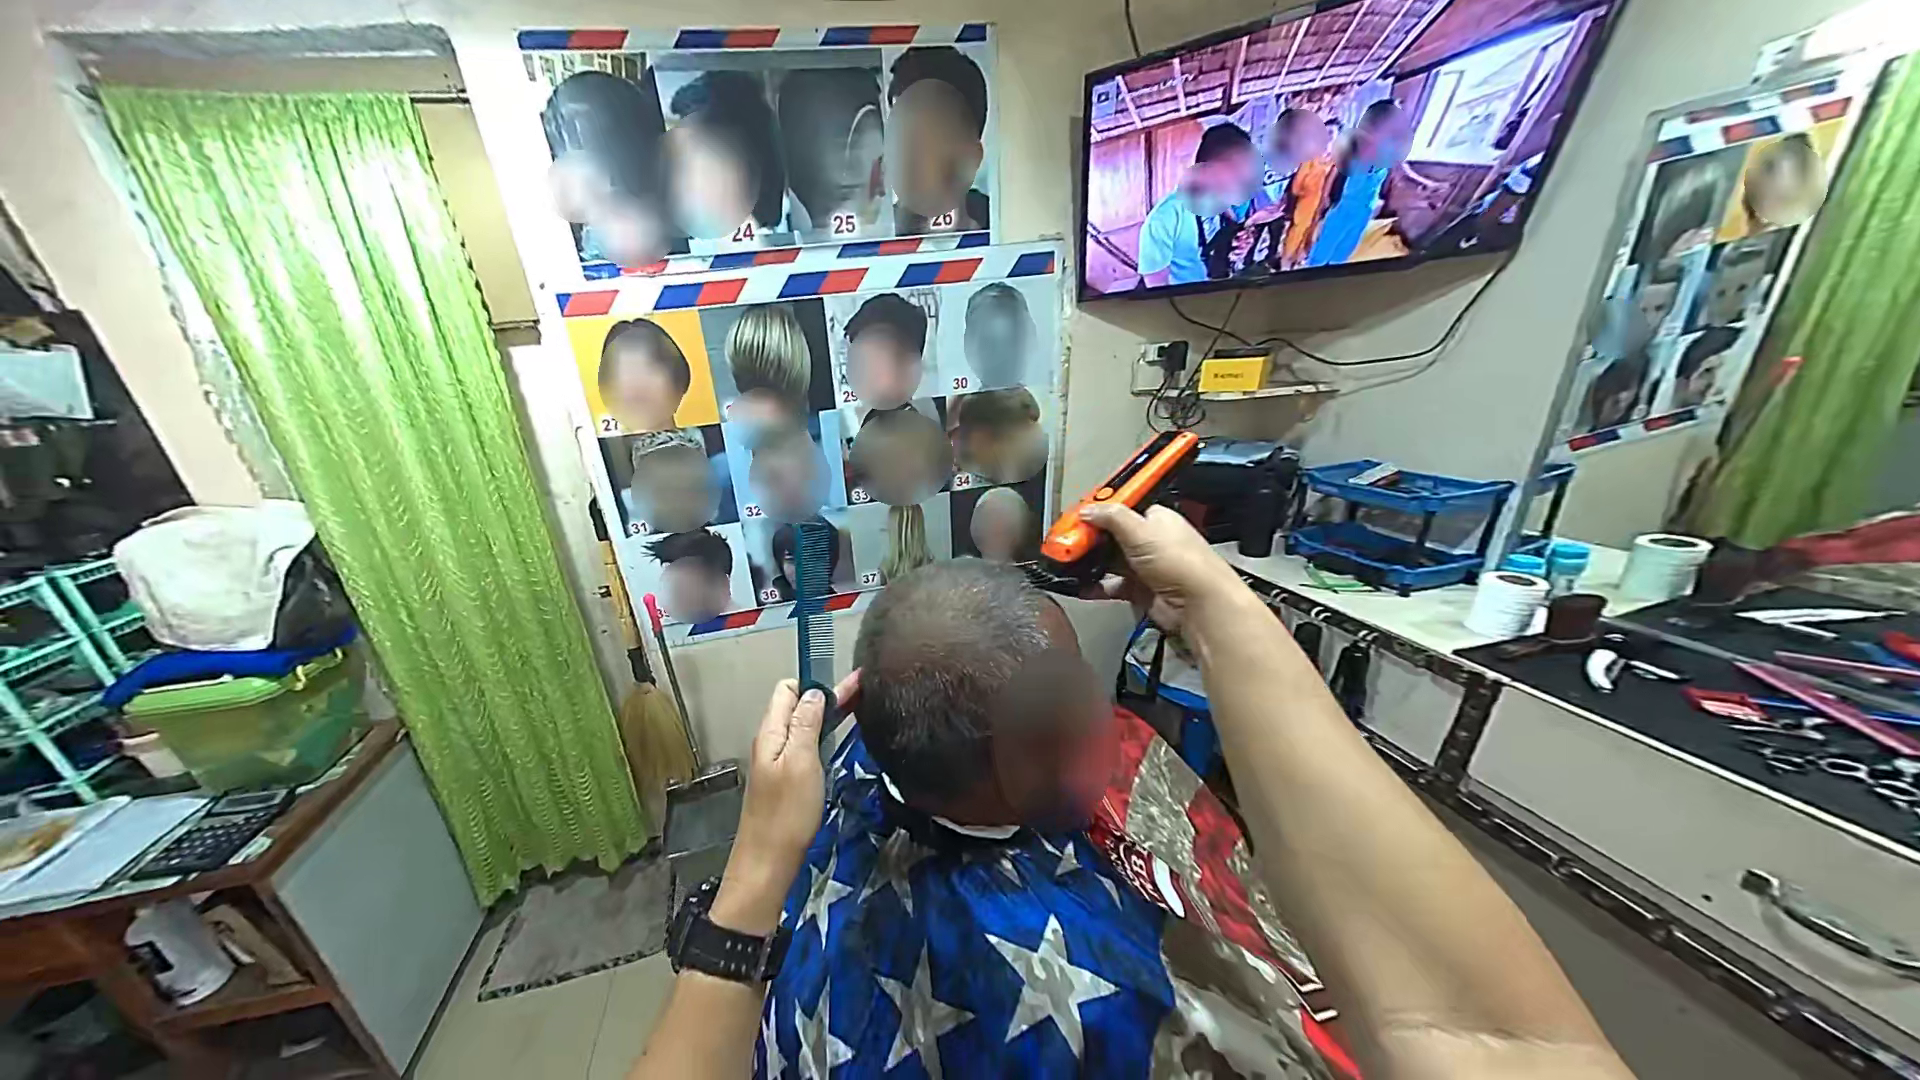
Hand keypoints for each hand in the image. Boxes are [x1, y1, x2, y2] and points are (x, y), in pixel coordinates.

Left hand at [713, 671, 858, 933]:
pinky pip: (807, 743)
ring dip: (829, 713)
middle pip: (798, 705)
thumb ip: (805, 723)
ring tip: (860, 705)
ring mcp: (779, 761)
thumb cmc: (787, 812)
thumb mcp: (800, 762)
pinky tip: (842, 736)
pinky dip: (825, 733)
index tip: (848, 684)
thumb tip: (814, 691)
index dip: (815, 682)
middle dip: (829, 694)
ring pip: (804, 724)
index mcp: (771, 732)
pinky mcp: (788, 779)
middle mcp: (773, 741)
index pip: (788, 689)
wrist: (768, 865)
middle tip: (865, 687)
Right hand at [1078, 503, 1244, 631]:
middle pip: (1111, 536)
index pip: (1121, 509)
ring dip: (1090, 564)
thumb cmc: (1183, 563)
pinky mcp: (1140, 590)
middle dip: (1089, 540)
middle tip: (1067, 543)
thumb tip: (1088, 509)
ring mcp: (1146, 567)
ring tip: (1069, 564)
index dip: (1098, 513)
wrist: (1199, 605)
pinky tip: (1082, 587)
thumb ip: (1111, 517)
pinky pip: (1112, 586)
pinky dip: (1096, 586)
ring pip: (1109, 562)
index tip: (1075, 518)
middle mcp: (1151, 541)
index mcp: (1155, 519)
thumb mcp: (1141, 530)